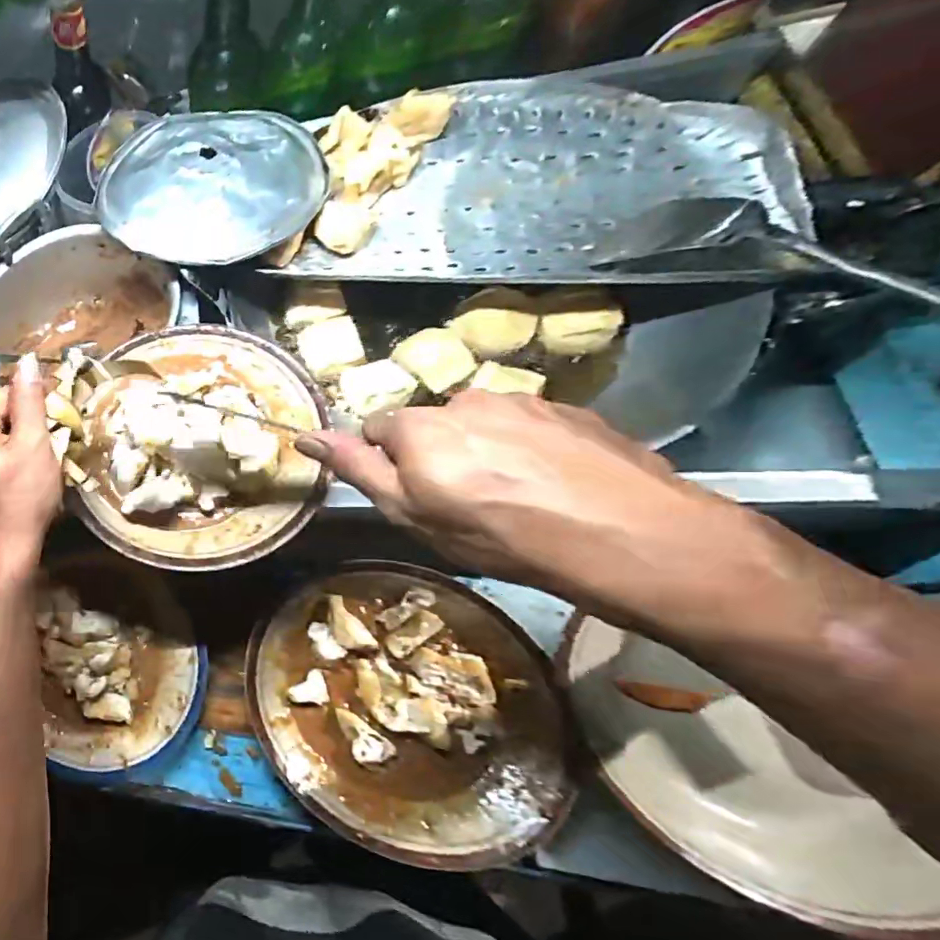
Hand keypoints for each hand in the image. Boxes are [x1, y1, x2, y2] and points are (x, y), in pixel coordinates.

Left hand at [0, 354, 61, 575]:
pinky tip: (31, 476)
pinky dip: (15, 460)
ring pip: (0, 438)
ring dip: (25, 442)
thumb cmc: (23, 497)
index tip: (60, 411)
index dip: (33, 398)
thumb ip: (29, 401)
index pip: (4, 395)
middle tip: (56, 436)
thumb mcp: (33, 443)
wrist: (7, 553)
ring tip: (47, 456)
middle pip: (0, 416)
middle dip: (29, 421)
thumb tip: (27, 360)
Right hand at [295, 390, 769, 615]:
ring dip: (480, 450)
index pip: (376, 430)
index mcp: (419, 427)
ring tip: (514, 496)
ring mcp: (523, 402)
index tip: (414, 497)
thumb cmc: (502, 536)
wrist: (634, 538)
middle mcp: (465, 402)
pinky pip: (525, 427)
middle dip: (434, 455)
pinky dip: (525, 450)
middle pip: (428, 425)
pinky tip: (551, 486)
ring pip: (478, 425)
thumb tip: (306, 435)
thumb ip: (357, 469)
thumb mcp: (412, 513)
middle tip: (462, 502)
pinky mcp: (571, 411)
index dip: (388, 465)